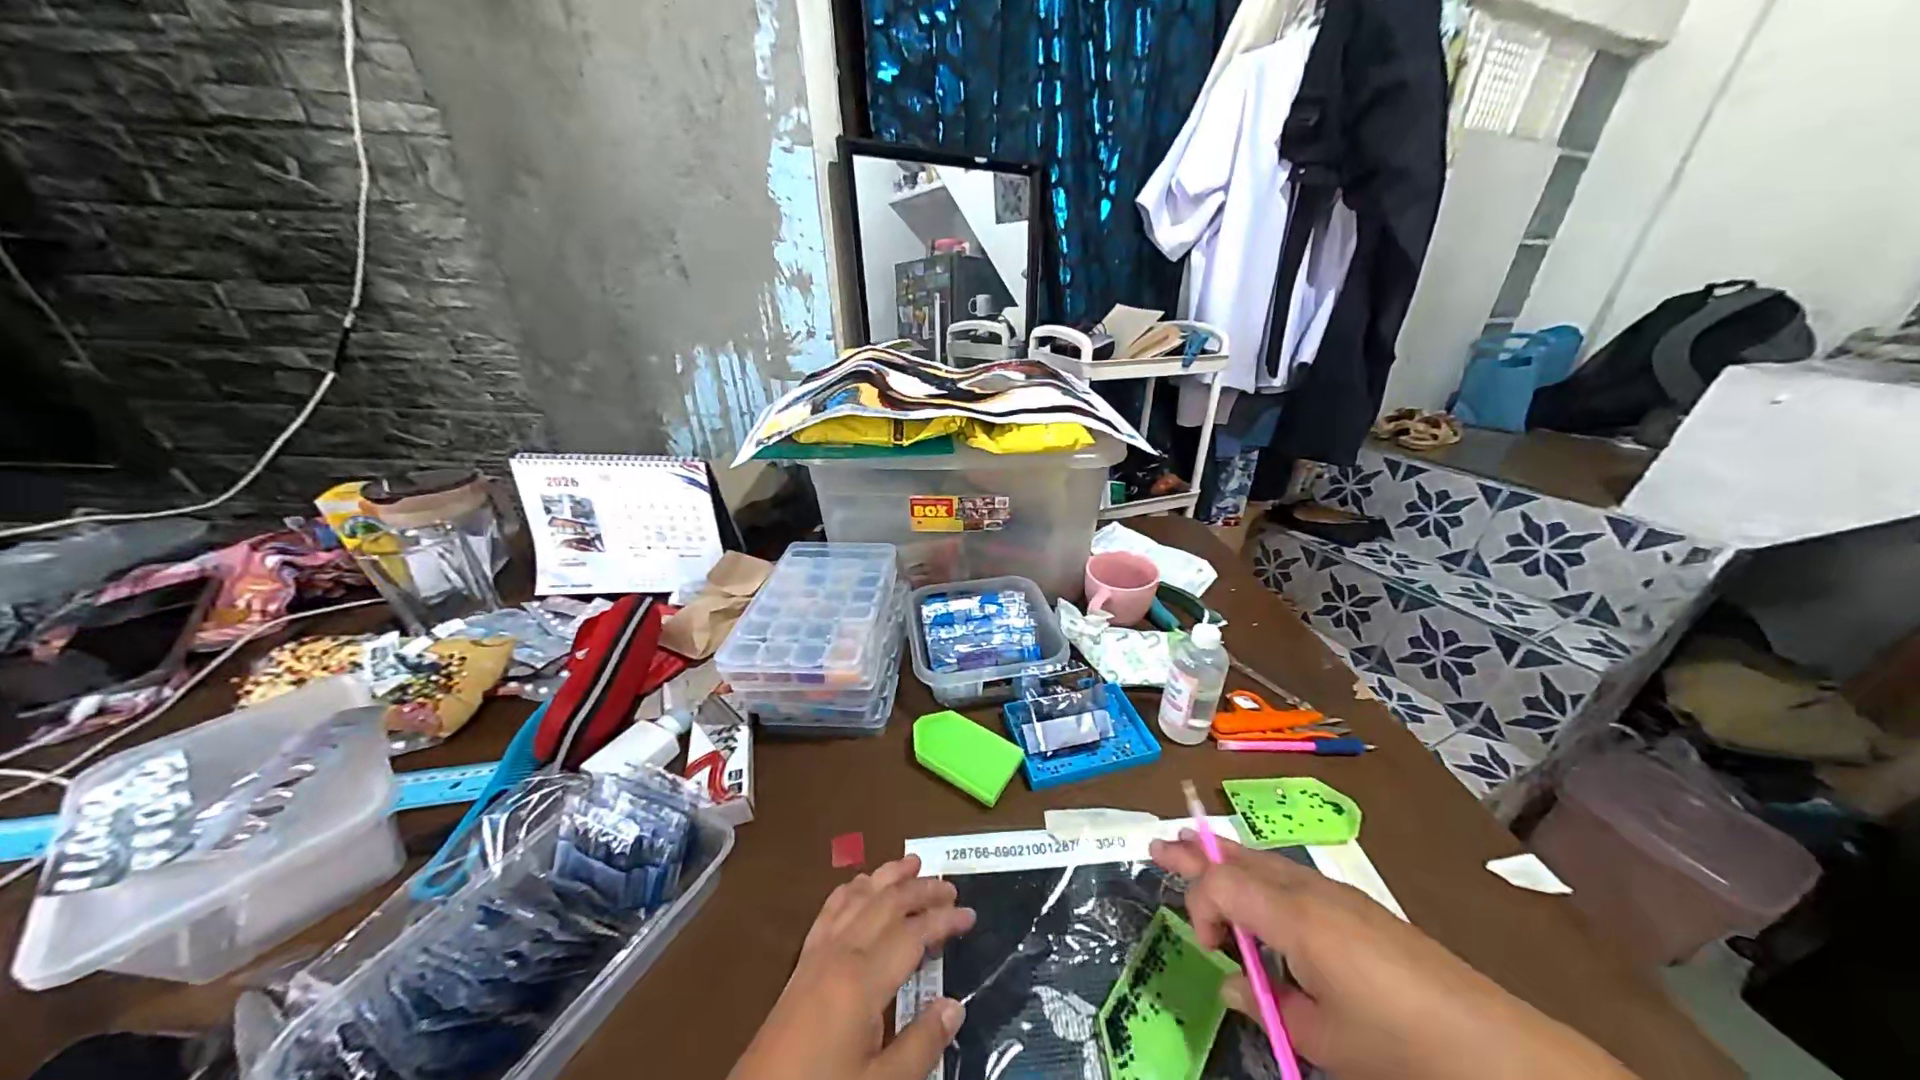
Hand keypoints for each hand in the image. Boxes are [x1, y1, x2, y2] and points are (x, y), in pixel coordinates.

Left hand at [729, 855, 975, 1079]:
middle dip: (920, 889)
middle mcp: (840, 953)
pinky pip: (828, 911)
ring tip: (910, 862)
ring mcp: (817, 954)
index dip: (944, 920)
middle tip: (949, 884)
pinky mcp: (801, 964)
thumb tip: (955, 1005)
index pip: (913, 933)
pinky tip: (858, 885)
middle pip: (886, 904)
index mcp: (862, 980)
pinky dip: (850, 891)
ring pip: (857, 899)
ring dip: (886, 877)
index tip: (970, 914)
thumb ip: (921, 1045)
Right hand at [1151, 831, 1635, 1079]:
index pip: (1222, 884)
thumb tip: (1234, 984)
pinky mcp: (1360, 907)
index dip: (1200, 908)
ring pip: (1266, 861)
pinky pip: (1292, 877)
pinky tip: (1258, 890)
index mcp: (1294, 917)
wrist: (1496, 1048)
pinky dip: (1261, 874)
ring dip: (1228, 858)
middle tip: (1159, 842)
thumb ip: (1267, 1004)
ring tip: (1194, 848)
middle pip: (1240, 858)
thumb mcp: (1323, 1038)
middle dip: (1197, 851)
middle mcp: (1310, 892)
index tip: (1209, 953)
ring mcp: (1338, 894)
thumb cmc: (1398, 1043)